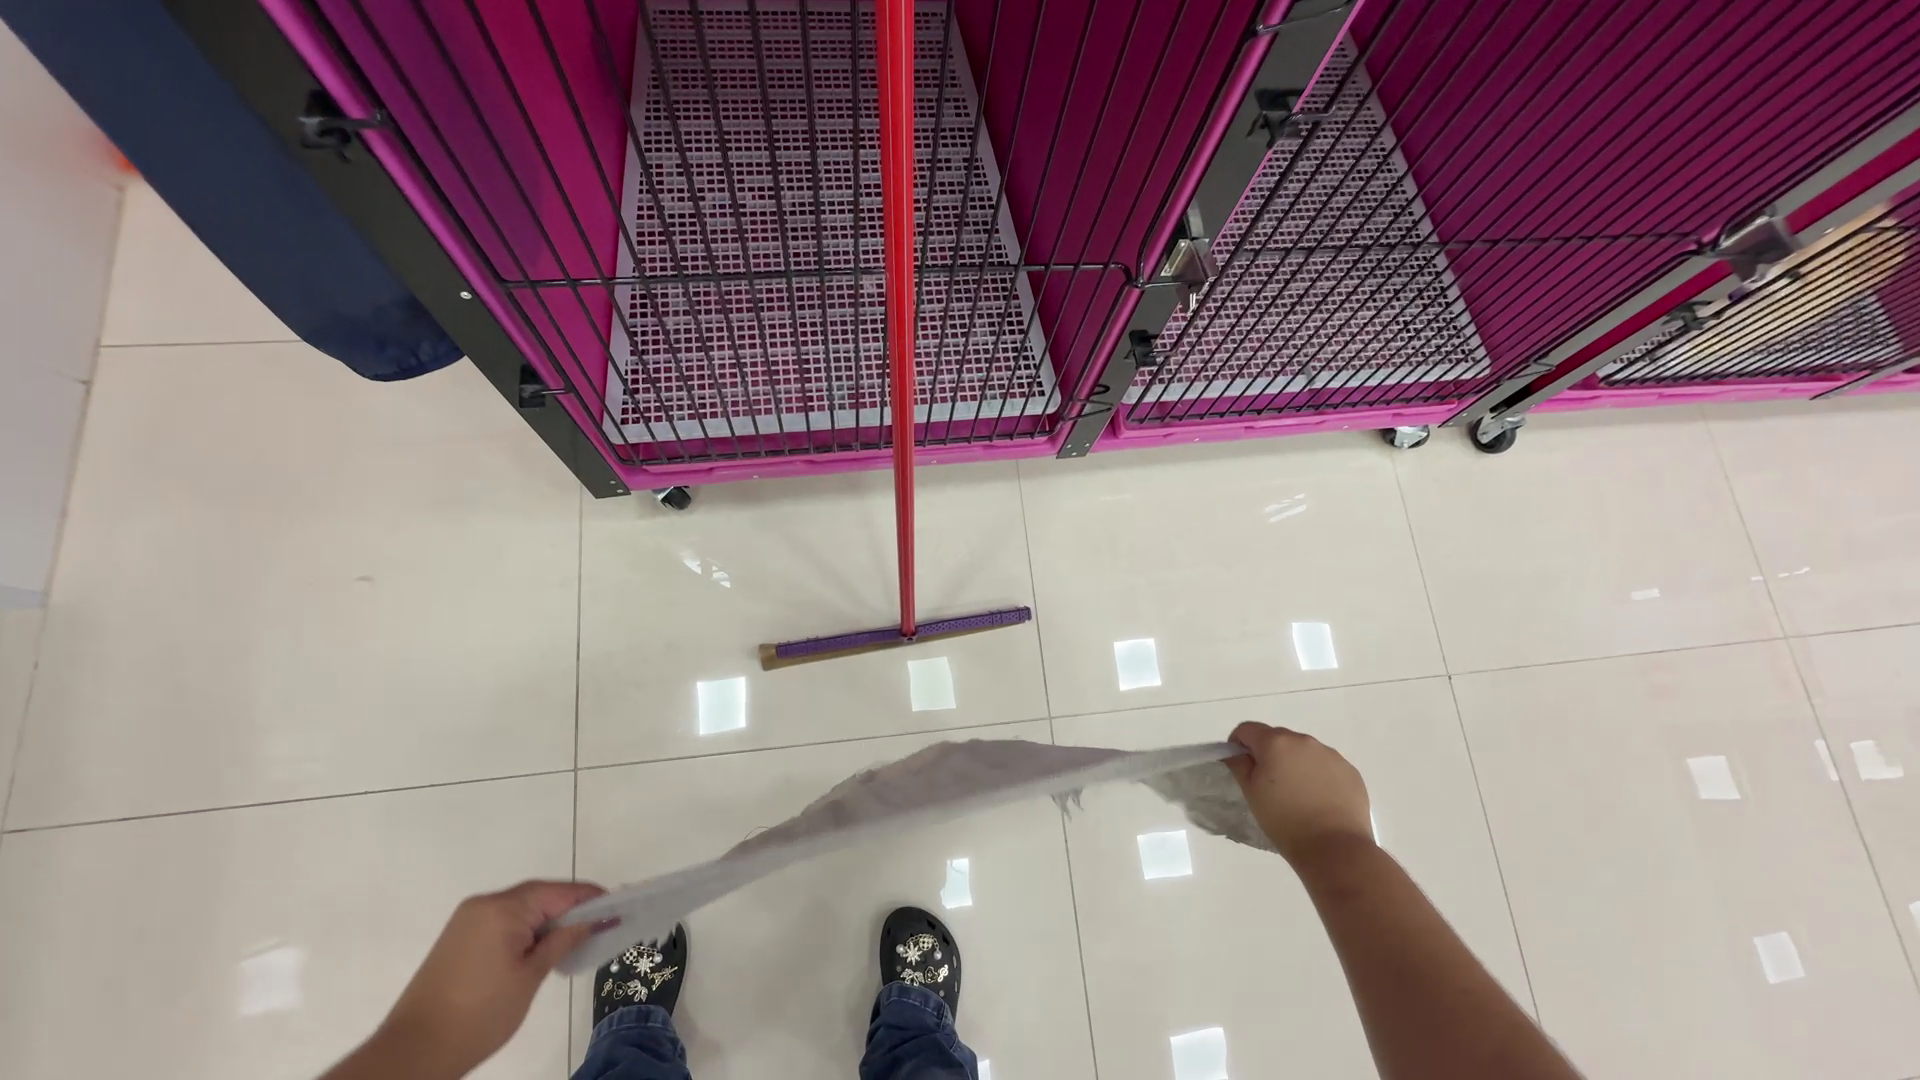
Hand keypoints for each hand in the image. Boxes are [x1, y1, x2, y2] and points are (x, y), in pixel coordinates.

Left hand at [370, 880, 605, 1078]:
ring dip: (549, 921)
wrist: (412, 1055)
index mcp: (502, 908)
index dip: (590, 898)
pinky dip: (527, 931)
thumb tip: (592, 919)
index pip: (558, 891)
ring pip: (522, 909)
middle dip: (570, 909)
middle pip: (539, 895)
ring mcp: (467, 922)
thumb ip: (564, 940)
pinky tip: (542, 950)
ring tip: (576, 940)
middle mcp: (483, 905)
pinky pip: (504, 922)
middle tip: (601, 925)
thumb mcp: (531, 976)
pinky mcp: (459, 940)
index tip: (617, 909)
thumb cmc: (479, 1014)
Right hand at [1225, 722, 1373, 867]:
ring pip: (1303, 752)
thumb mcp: (1251, 793)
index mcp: (1276, 742)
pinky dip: (1317, 776)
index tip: (1241, 765)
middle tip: (1268, 784)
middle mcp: (1304, 741)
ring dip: (1294, 764)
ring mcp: (1331, 755)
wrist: (1334, 848)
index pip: (1247, 729)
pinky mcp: (1350, 772)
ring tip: (1297, 795)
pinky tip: (1318, 800)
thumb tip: (1238, 753)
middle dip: (1269, 754)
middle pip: (1277, 738)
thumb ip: (1239, 765)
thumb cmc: (1284, 820)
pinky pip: (1326, 766)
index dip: (1238, 744)